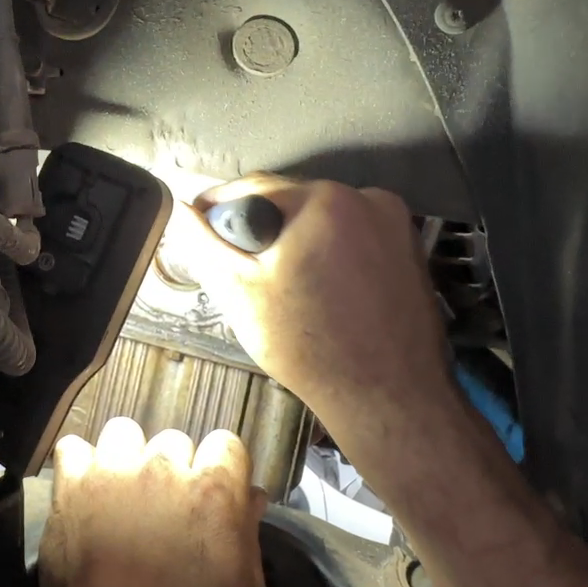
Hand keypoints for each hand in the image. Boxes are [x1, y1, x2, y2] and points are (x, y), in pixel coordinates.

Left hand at [38, 418, 272, 586]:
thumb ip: (250, 541)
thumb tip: (251, 499)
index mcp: (214, 491)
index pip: (226, 443)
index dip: (220, 469)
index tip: (214, 491)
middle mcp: (163, 466)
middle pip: (173, 441)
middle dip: (173, 470)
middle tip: (166, 508)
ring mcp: (114, 469)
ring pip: (123, 433)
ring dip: (125, 458)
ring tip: (122, 493)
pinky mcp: (72, 481)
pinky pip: (73, 448)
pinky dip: (78, 466)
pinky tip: (84, 492)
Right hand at [178, 175, 455, 429]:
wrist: (389, 400)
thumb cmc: (308, 344)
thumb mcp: (237, 288)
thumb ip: (201, 241)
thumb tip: (178, 208)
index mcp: (325, 199)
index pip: (252, 187)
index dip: (218, 208)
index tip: (202, 231)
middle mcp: (367, 199)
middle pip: (288, 201)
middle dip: (260, 227)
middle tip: (238, 266)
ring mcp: (394, 224)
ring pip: (319, 219)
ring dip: (293, 239)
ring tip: (277, 282)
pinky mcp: (409, 251)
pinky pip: (350, 237)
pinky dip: (327, 252)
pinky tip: (316, 289)